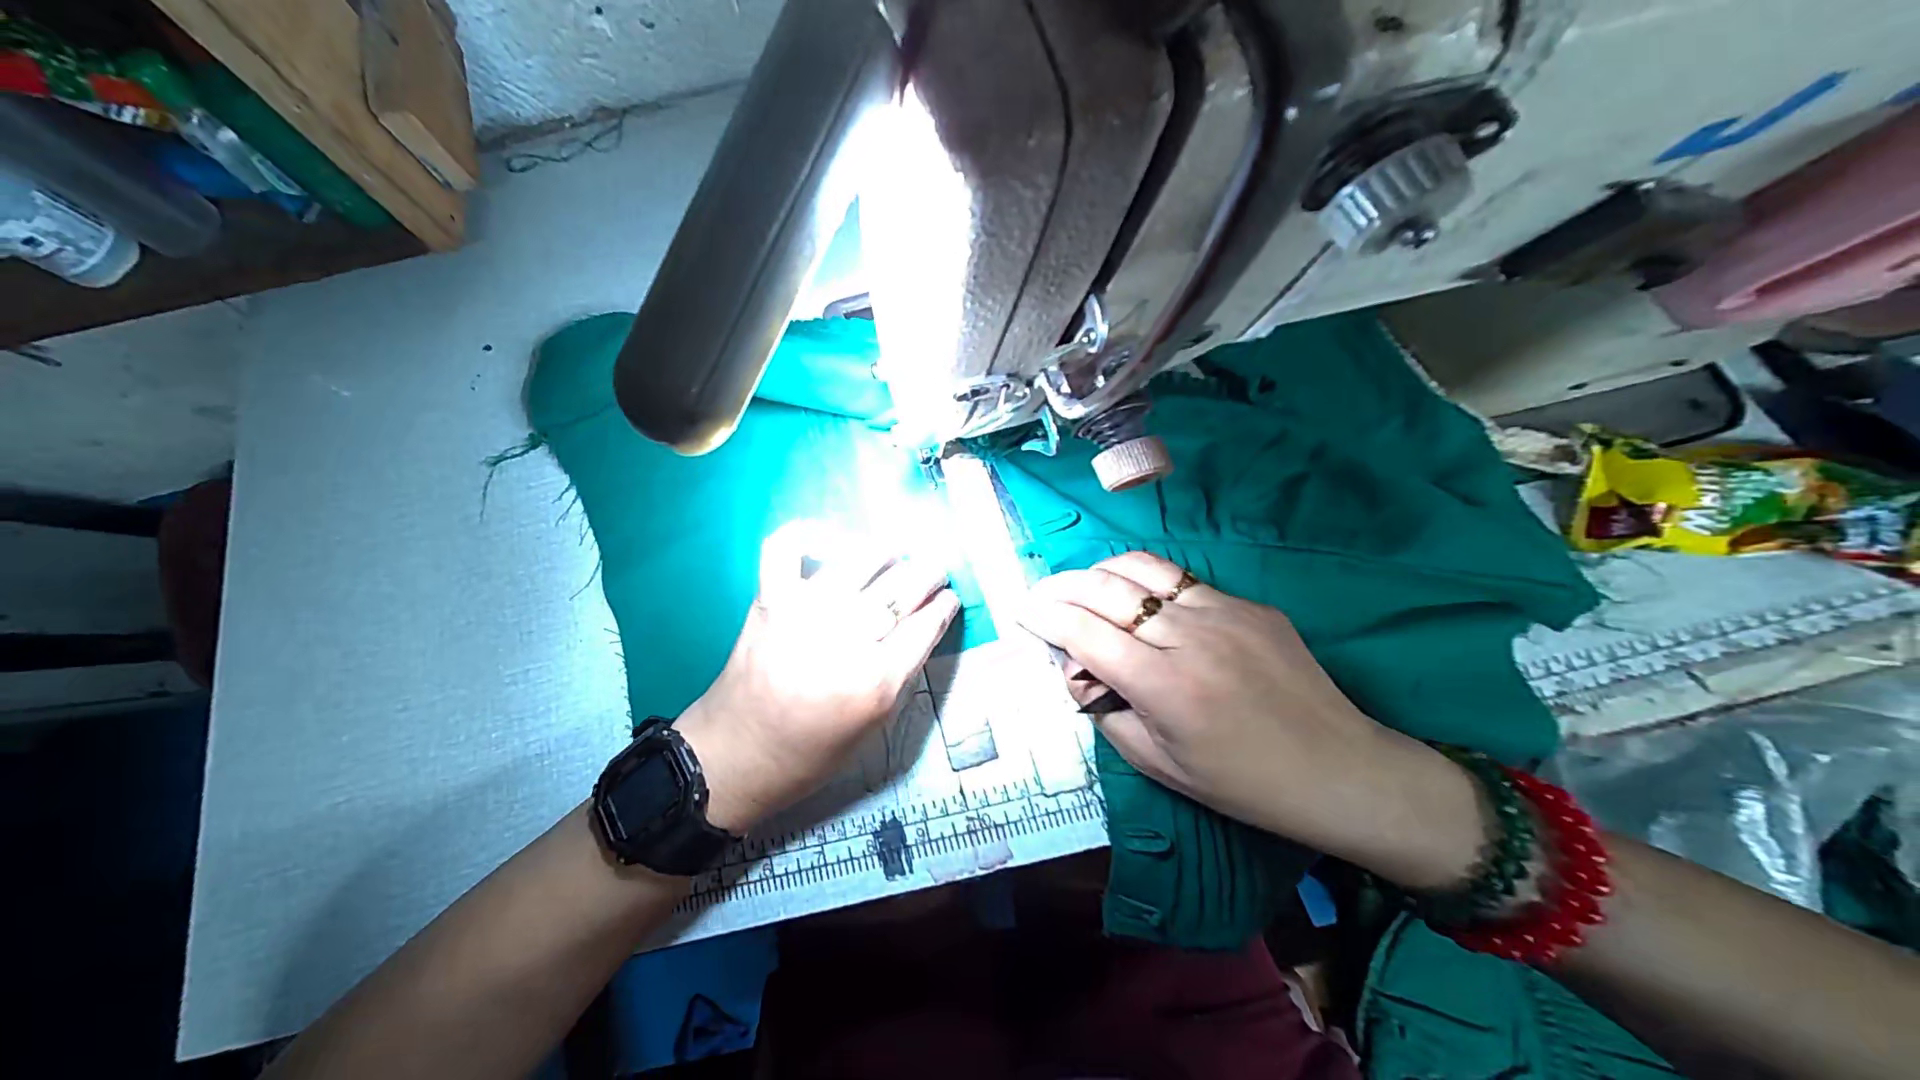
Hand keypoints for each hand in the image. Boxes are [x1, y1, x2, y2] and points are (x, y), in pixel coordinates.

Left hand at [677, 520, 960, 833]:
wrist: (739, 753)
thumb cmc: (813, 750)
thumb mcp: (875, 723)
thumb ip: (903, 670)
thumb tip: (925, 620)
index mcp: (876, 680)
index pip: (926, 624)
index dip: (944, 605)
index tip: (949, 597)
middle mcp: (846, 639)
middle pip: (903, 588)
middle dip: (928, 575)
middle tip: (935, 572)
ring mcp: (805, 611)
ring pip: (862, 560)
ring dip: (888, 552)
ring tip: (895, 555)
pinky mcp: (771, 599)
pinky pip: (789, 547)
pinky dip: (809, 532)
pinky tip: (831, 538)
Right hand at [1017, 551, 1487, 889]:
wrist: (1339, 770)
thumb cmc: (1242, 784)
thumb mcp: (1159, 765)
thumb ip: (1108, 712)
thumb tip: (1080, 671)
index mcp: (1164, 686)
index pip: (1083, 632)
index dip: (1044, 617)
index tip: (1022, 611)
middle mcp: (1189, 636)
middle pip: (1105, 590)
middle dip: (1062, 587)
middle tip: (1042, 594)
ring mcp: (1224, 611)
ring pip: (1143, 568)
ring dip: (1101, 572)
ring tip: (1084, 586)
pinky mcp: (1250, 604)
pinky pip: (1183, 580)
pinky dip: (1147, 584)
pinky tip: (1141, 600)